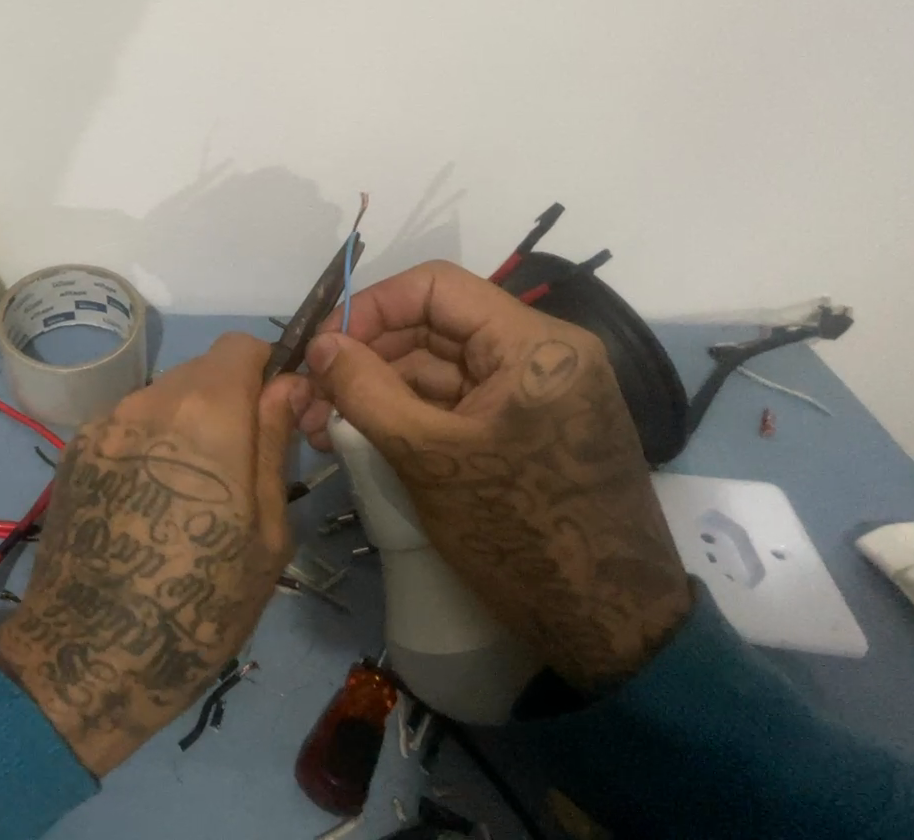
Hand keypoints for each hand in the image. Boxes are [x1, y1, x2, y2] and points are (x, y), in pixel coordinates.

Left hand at [0, 333, 300, 775]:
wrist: (89, 648)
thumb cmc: (200, 603)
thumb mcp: (264, 532)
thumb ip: (272, 443)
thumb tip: (288, 384)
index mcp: (205, 413)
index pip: (239, 346)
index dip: (266, 370)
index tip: (277, 413)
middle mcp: (147, 401)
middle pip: (199, 373)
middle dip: (228, 401)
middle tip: (239, 464)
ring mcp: (102, 425)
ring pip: (160, 399)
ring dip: (185, 424)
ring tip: (190, 493)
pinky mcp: (73, 451)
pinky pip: (125, 427)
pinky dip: (147, 444)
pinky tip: (147, 501)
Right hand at [295, 261, 692, 691]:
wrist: (603, 624)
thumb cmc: (518, 532)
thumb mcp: (427, 456)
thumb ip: (365, 390)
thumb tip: (319, 344)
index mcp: (533, 346)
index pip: (435, 288)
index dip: (369, 308)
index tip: (319, 347)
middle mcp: (538, 356)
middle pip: (431, 328)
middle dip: (363, 357)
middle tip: (310, 396)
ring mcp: (531, 394)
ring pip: (435, 368)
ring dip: (375, 389)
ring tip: (322, 426)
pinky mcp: (520, 428)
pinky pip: (451, 403)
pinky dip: (402, 414)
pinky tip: (356, 438)